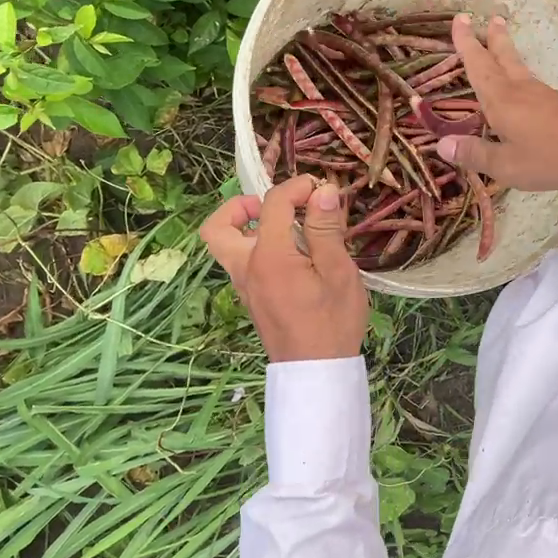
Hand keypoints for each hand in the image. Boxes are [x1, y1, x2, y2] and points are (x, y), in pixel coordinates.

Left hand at [198, 176, 368, 361]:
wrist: (316, 370)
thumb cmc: (332, 321)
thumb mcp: (339, 271)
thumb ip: (326, 229)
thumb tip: (322, 192)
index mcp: (269, 257)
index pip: (272, 204)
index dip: (297, 187)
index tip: (322, 189)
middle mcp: (246, 268)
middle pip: (218, 227)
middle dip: (241, 206)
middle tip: (275, 207)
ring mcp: (245, 286)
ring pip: (226, 247)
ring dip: (247, 227)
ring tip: (286, 228)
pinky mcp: (252, 299)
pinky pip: (242, 263)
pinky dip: (259, 248)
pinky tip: (294, 255)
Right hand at [435, 14, 557, 194]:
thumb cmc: (549, 156)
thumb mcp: (506, 165)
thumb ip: (475, 154)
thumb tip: (441, 144)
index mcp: (501, 99)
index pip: (478, 66)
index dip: (466, 44)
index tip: (460, 19)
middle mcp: (521, 89)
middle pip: (504, 56)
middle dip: (492, 38)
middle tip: (489, 18)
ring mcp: (543, 95)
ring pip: (519, 67)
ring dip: (507, 52)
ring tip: (501, 42)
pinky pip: (532, 83)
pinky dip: (520, 75)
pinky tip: (524, 86)